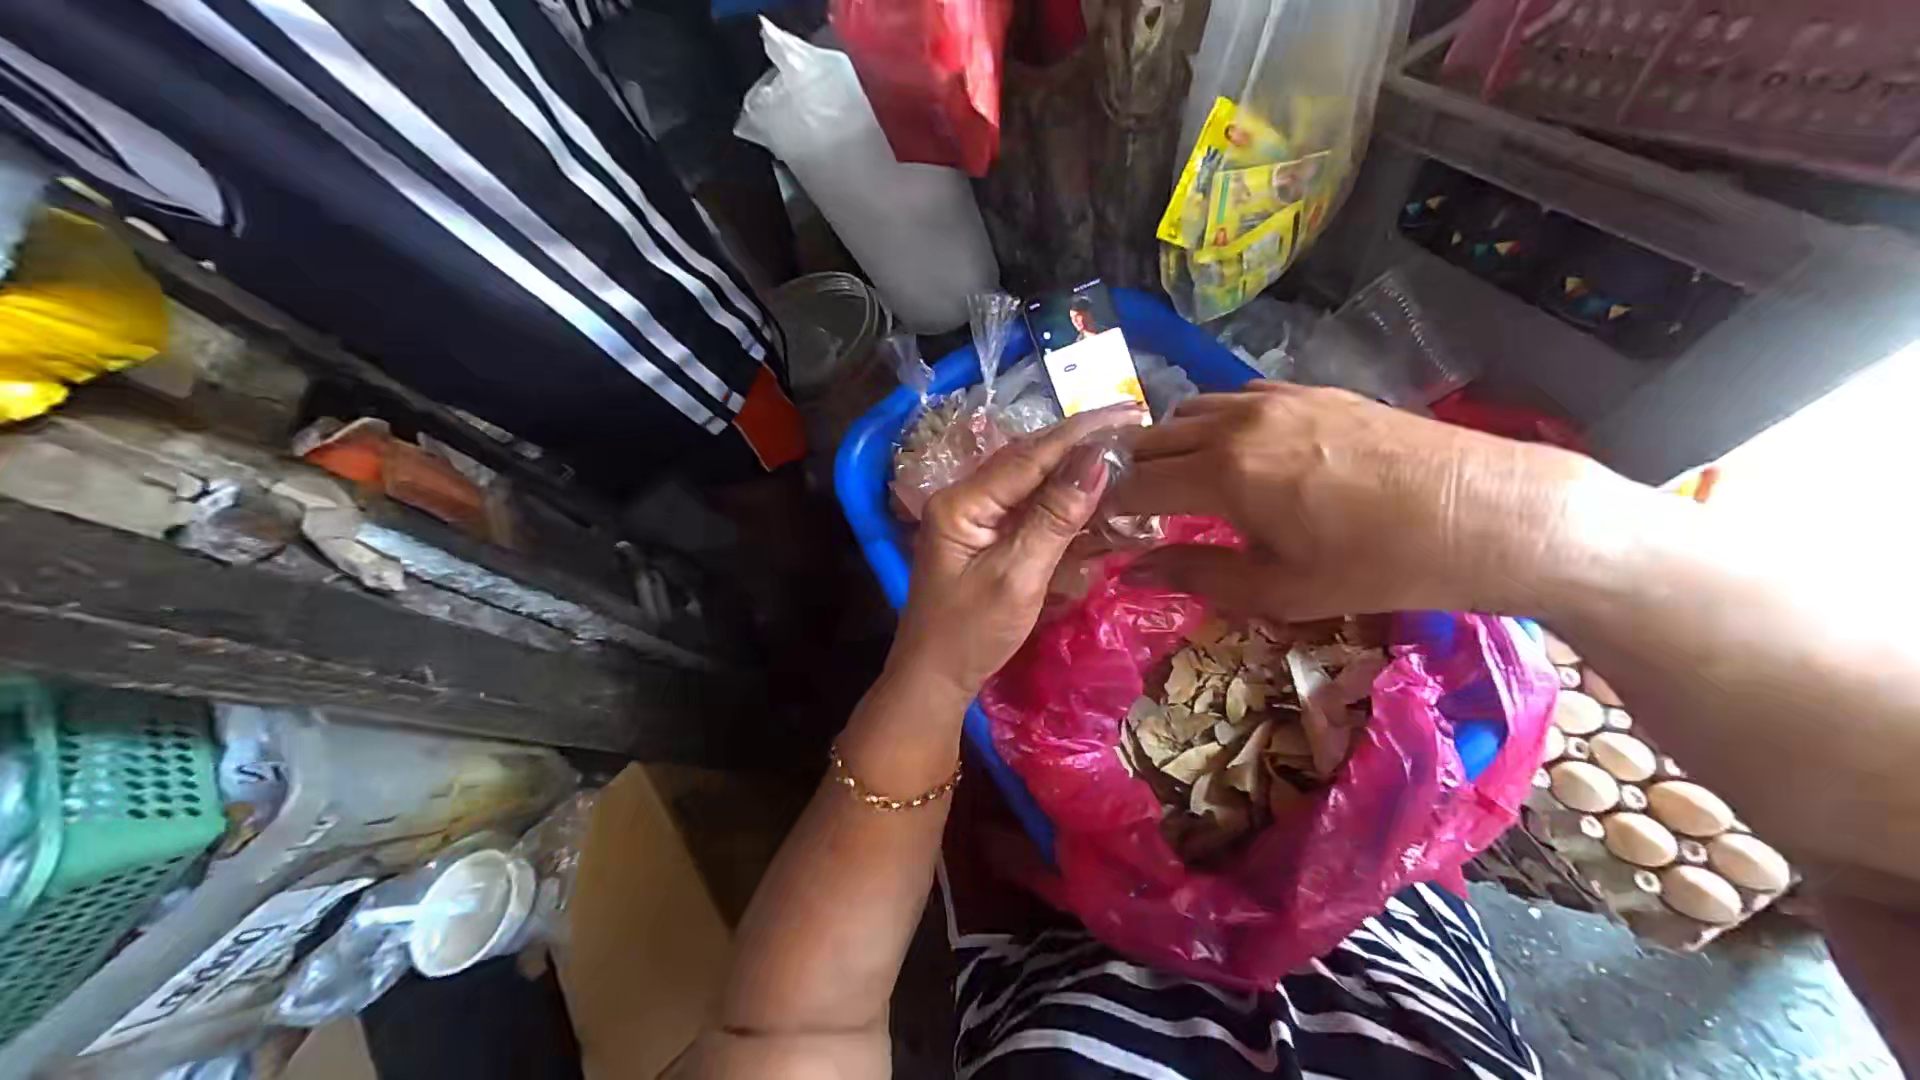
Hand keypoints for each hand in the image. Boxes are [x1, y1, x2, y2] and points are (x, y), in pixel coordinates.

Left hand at [890, 403, 1149, 698]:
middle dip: (1078, 443)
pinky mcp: (987, 537)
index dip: (1079, 434)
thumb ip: (1054, 519)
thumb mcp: (1016, 578)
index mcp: (962, 503)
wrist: (934, 678)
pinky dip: (1062, 502)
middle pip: (1028, 461)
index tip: (1127, 411)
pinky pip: (1028, 508)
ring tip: (1120, 451)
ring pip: (1031, 481)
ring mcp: (975, 518)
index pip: (1028, 457)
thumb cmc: (970, 635)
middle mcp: (966, 499)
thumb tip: (1095, 462)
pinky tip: (1092, 494)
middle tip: (1131, 425)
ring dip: (1073, 469)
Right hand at [1111, 382, 1619, 619]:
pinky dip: (1211, 424)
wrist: (1492, 513)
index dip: (1108, 508)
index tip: (1099, 529)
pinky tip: (1236, 454)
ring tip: (1182, 482)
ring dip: (1169, 445)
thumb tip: (1131, 573)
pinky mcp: (1308, 390)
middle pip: (1150, 439)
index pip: (1134, 484)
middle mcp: (1236, 423)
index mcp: (1223, 473)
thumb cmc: (1379, 565)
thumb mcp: (1279, 588)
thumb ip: (1195, 574)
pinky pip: (1232, 398)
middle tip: (1135, 512)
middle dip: (1131, 474)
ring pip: (1187, 411)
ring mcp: (1274, 398)